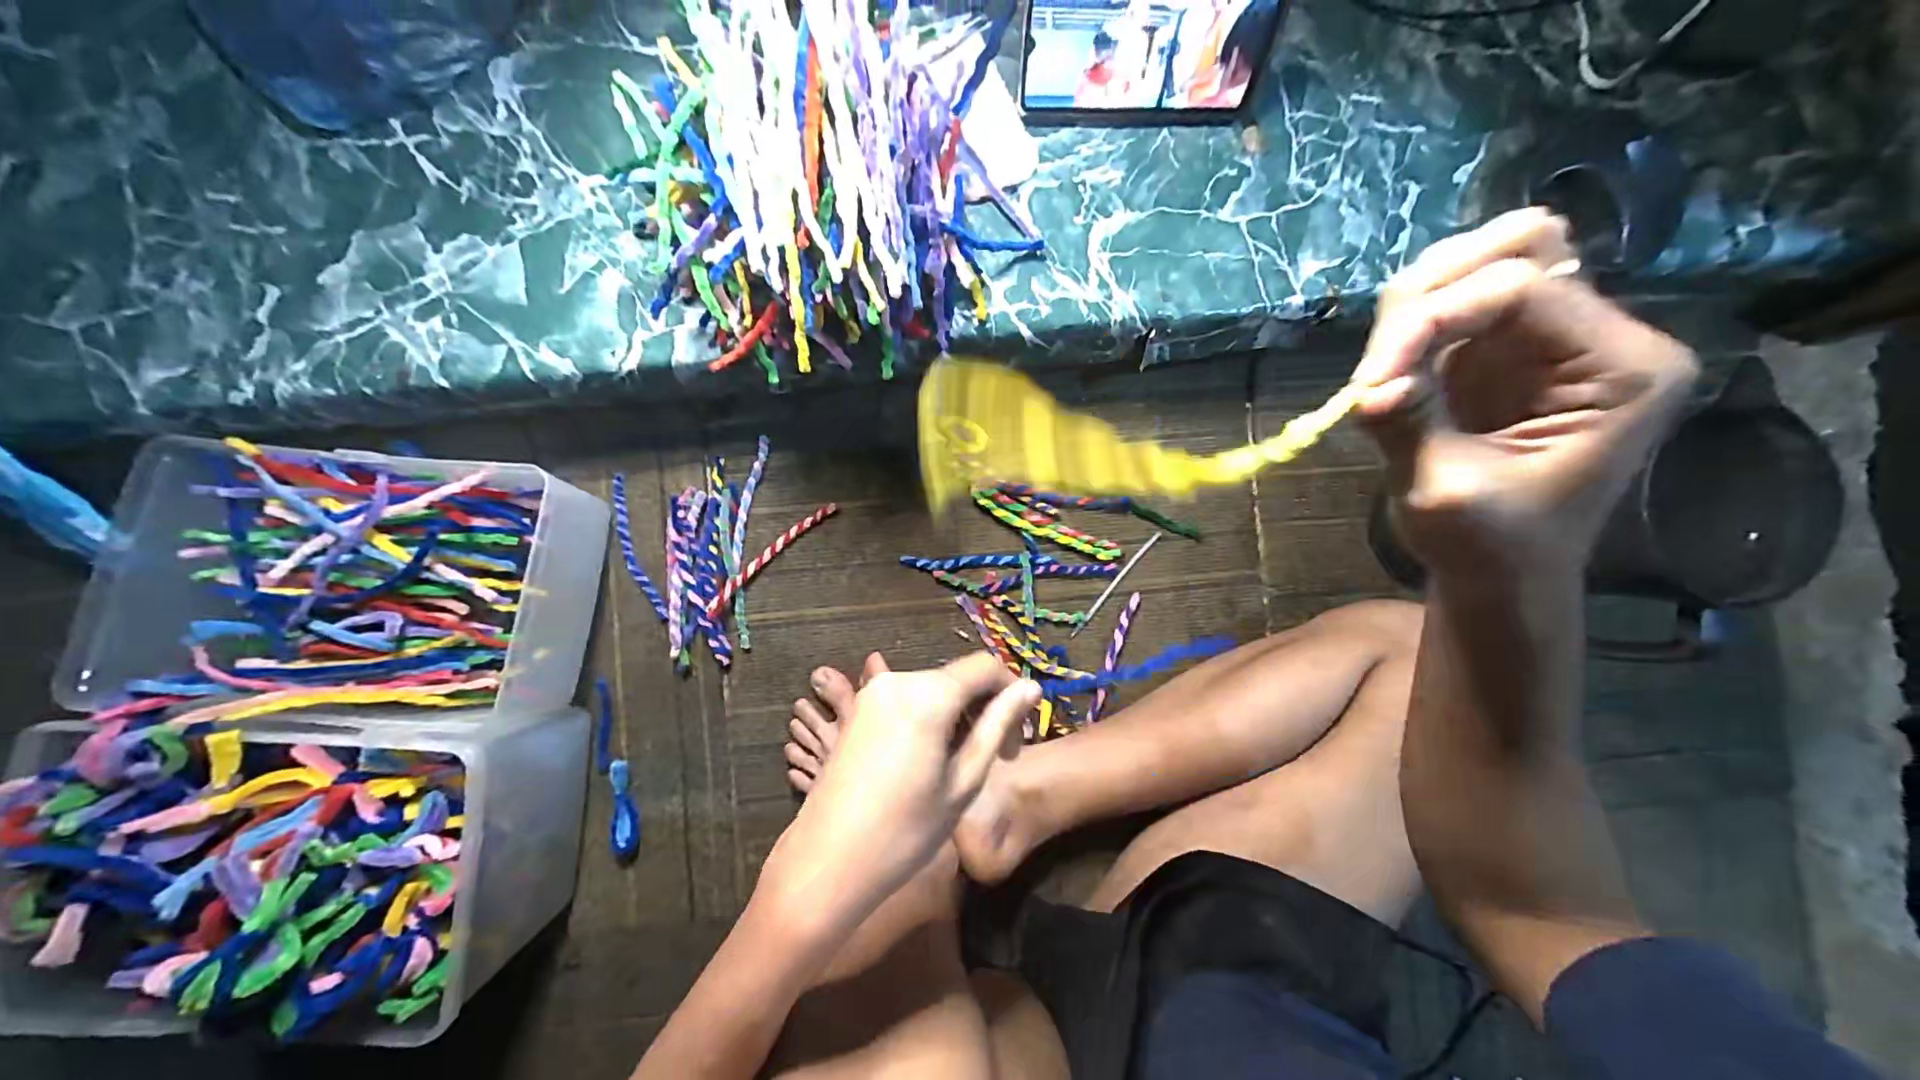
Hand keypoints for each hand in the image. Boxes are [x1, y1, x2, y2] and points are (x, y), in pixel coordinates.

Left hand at [761, 652, 1038, 915]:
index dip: (1011, 691)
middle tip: (1002, 757)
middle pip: (958, 678)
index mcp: (926, 694)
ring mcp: (872, 693)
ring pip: (934, 689)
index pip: (984, 667)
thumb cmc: (906, 830)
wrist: (828, 860)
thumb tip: (1030, 687)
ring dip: (958, 714)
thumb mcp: (964, 780)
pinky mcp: (858, 710)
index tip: (1021, 736)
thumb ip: (998, 725)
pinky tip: (933, 758)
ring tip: (966, 764)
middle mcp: (896, 680)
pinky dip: (931, 718)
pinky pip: (908, 700)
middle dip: (985, 707)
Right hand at [1351, 208, 1697, 580]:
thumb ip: (1410, 427)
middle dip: (1432, 294)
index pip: (1524, 289)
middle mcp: (1598, 336)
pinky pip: (1453, 304)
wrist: (1500, 576)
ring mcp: (1548, 340)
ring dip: (1417, 305)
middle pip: (1520, 246)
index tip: (1370, 382)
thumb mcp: (1445, 494)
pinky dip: (1410, 327)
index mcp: (1620, 368)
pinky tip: (1389, 370)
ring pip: (1483, 263)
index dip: (1432, 320)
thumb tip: (1365, 389)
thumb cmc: (1490, 547)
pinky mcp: (1503, 354)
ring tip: (1381, 368)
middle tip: (1378, 363)